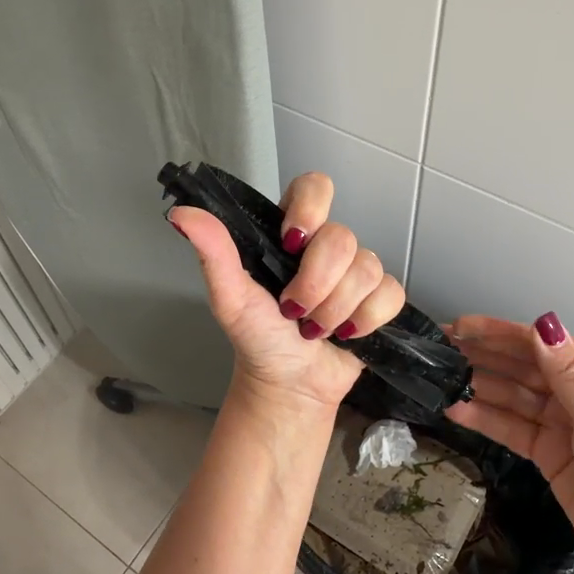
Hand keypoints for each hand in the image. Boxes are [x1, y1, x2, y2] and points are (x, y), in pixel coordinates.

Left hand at [170, 172, 404, 411]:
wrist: (289, 386)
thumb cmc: (257, 339)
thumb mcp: (230, 297)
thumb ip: (213, 252)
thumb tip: (182, 214)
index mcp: (291, 234)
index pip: (314, 187)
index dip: (311, 207)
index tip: (292, 240)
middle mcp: (326, 246)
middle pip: (343, 238)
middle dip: (316, 284)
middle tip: (293, 311)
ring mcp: (356, 272)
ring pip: (368, 268)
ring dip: (336, 310)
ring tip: (314, 330)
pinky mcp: (379, 300)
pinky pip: (390, 294)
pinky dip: (367, 320)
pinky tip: (347, 334)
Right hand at [443, 314, 573, 573]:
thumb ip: (569, 376)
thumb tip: (543, 323)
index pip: (548, 346)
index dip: (503, 334)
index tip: (460, 326)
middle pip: (529, 369)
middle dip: (486, 356)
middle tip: (439, 348)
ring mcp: (570, 430)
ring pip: (518, 399)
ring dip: (482, 387)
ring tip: (440, 379)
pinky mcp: (555, 460)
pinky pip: (517, 431)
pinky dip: (488, 420)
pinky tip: (458, 411)